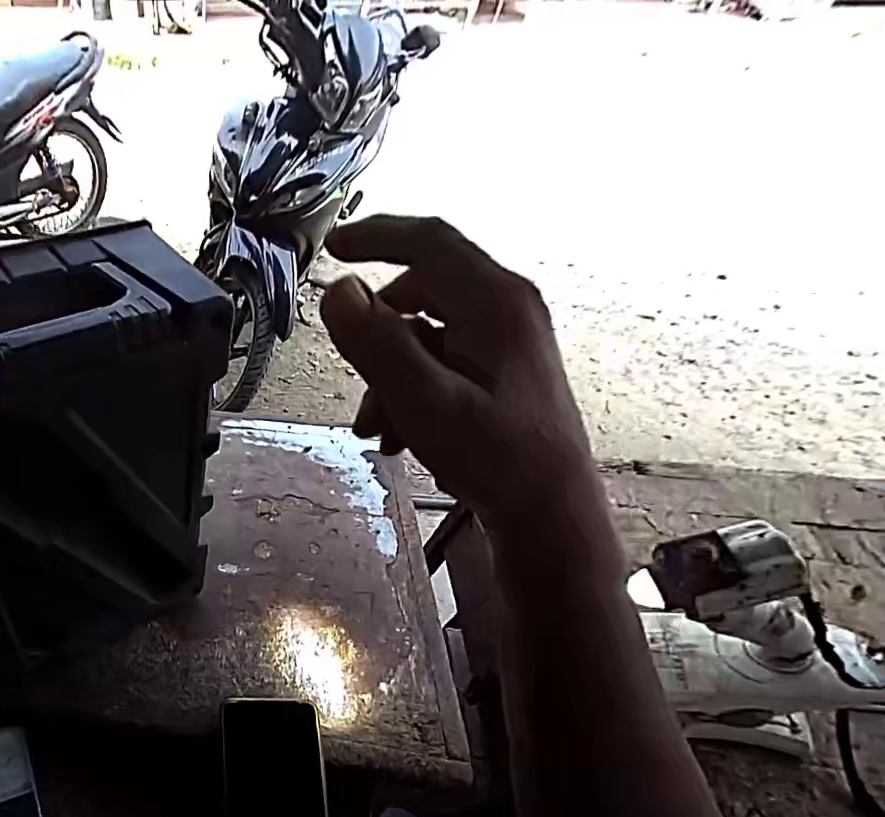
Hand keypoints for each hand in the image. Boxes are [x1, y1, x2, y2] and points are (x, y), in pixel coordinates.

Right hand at [320, 216, 596, 535]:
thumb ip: (378, 345)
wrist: (549, 511)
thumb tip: (338, 294)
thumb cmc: (497, 459)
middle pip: (423, 292)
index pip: (429, 242)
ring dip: (391, 376)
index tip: (335, 245)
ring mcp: (507, 342)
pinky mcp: (503, 373)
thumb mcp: (426, 403)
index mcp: (494, 302)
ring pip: (428, 336)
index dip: (376, 236)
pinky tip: (401, 435)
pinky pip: (444, 363)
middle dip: (378, 335)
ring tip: (375, 428)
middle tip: (351, 369)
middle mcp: (506, 311)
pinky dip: (413, 390)